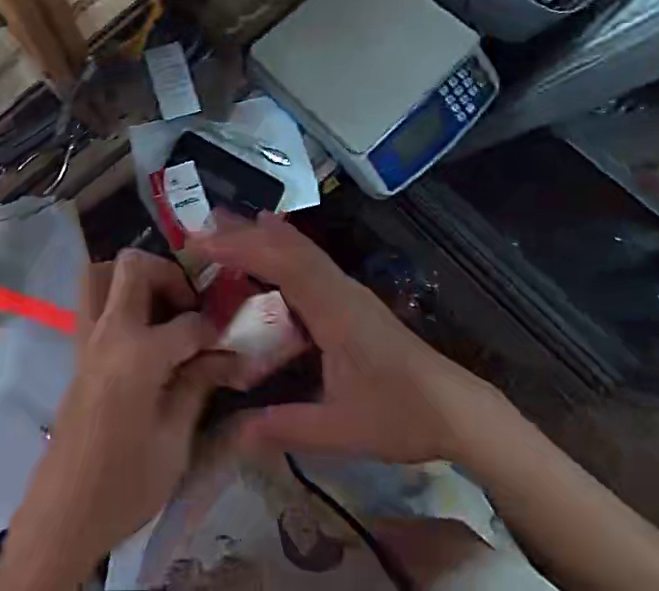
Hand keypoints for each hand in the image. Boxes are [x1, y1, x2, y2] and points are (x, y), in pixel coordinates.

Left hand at [0, 250, 232, 590]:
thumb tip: (229, 356)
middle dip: (169, 274)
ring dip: (135, 280)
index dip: (215, 331)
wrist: (63, 514)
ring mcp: (87, 340)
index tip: (230, 347)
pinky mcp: (78, 354)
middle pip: (134, 267)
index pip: (188, 322)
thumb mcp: (175, 441)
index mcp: (138, 352)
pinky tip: (145, 336)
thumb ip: (199, 385)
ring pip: (101, 275)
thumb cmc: (125, 483)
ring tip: (164, 310)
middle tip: (190, 306)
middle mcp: (109, 332)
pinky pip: (94, 303)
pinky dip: (120, 300)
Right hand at [200, 211, 514, 465]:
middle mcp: (340, 290)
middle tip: (202, 226)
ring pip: (301, 250)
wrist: (456, 408)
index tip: (203, 242)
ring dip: (263, 236)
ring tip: (225, 227)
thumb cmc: (400, 415)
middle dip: (245, 233)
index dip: (242, 248)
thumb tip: (233, 432)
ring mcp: (348, 291)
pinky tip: (270, 248)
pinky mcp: (352, 299)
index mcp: (335, 311)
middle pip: (289, 247)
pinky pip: (310, 263)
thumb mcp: (340, 429)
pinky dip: (282, 249)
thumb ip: (285, 426)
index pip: (283, 265)